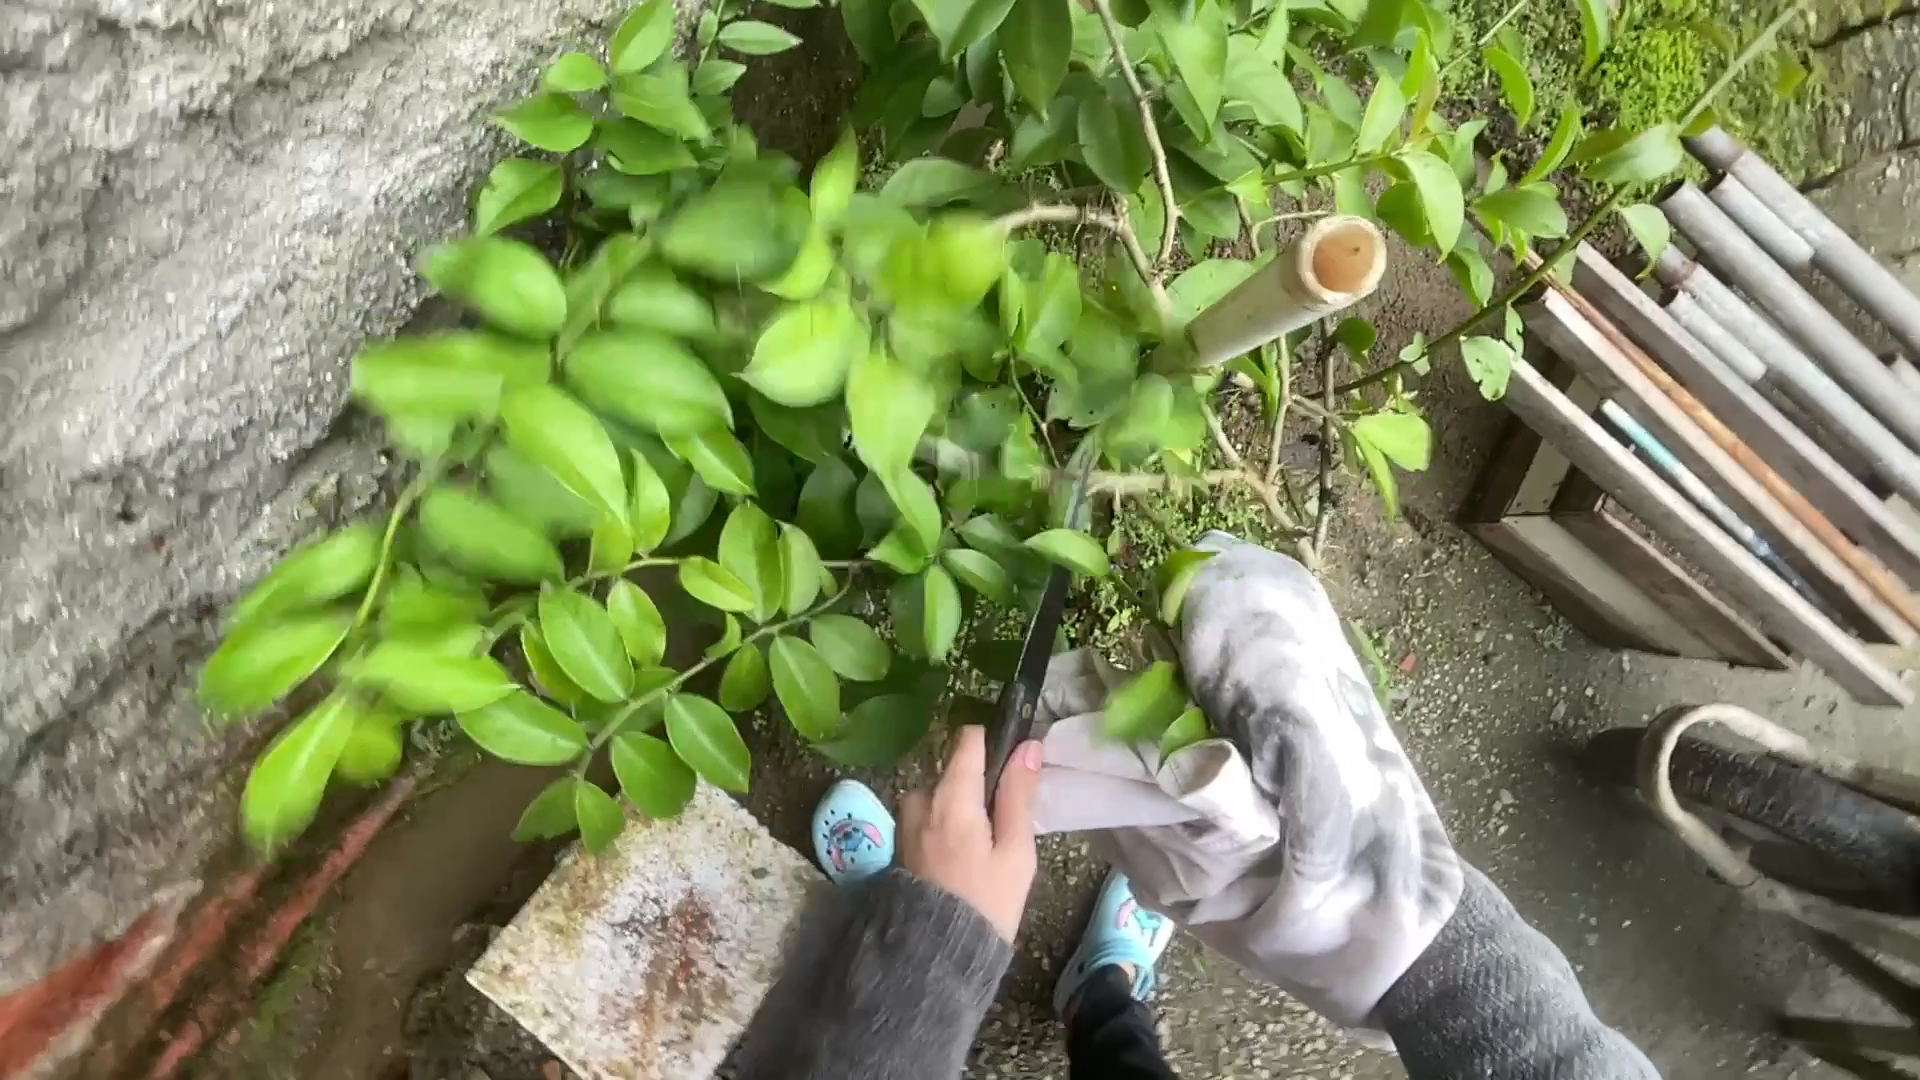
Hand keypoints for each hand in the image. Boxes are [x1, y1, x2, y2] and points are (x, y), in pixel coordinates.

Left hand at [899, 726, 1041, 941]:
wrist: (931, 958)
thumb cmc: (985, 903)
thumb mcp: (1015, 852)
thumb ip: (1019, 795)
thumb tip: (1028, 746)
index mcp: (952, 795)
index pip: (968, 739)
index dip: (993, 742)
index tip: (1012, 764)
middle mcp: (921, 797)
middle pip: (955, 770)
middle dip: (978, 788)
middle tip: (1001, 827)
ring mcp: (905, 820)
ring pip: (941, 796)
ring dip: (959, 810)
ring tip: (981, 851)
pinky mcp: (899, 842)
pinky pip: (928, 817)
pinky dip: (944, 827)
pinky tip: (960, 861)